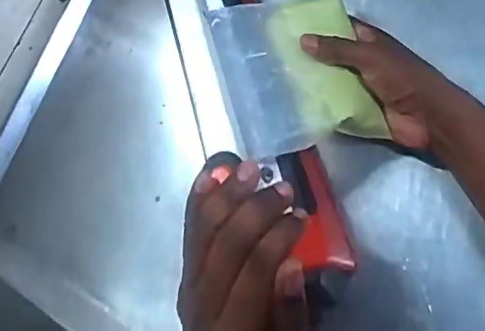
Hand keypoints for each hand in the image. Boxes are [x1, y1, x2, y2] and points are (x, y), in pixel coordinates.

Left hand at [179, 154, 310, 330]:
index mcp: (233, 326)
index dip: (278, 238)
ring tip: (250, 169)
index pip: (255, 271)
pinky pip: (190, 228)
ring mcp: (187, 283)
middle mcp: (202, 302)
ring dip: (228, 193)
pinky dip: (200, 197)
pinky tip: (213, 174)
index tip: (301, 214)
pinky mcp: (183, 271)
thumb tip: (292, 263)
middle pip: (227, 242)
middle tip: (283, 188)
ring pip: (204, 227)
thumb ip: (289, 314)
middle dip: (257, 209)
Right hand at [301, 18, 473, 152]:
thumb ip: (336, 48)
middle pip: (333, 53)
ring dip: (315, 78)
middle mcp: (364, 60)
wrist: (430, 119)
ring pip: (333, 78)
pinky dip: (324, 102)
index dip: (320, 23)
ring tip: (284, 74)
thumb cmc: (403, 77)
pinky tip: (301, 99)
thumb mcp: (368, 56)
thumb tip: (303, 39)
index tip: (293, 23)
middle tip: (281, 51)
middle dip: (312, 53)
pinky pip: (338, 102)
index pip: (340, 25)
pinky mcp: (362, 108)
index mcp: (369, 41)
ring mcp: (363, 85)